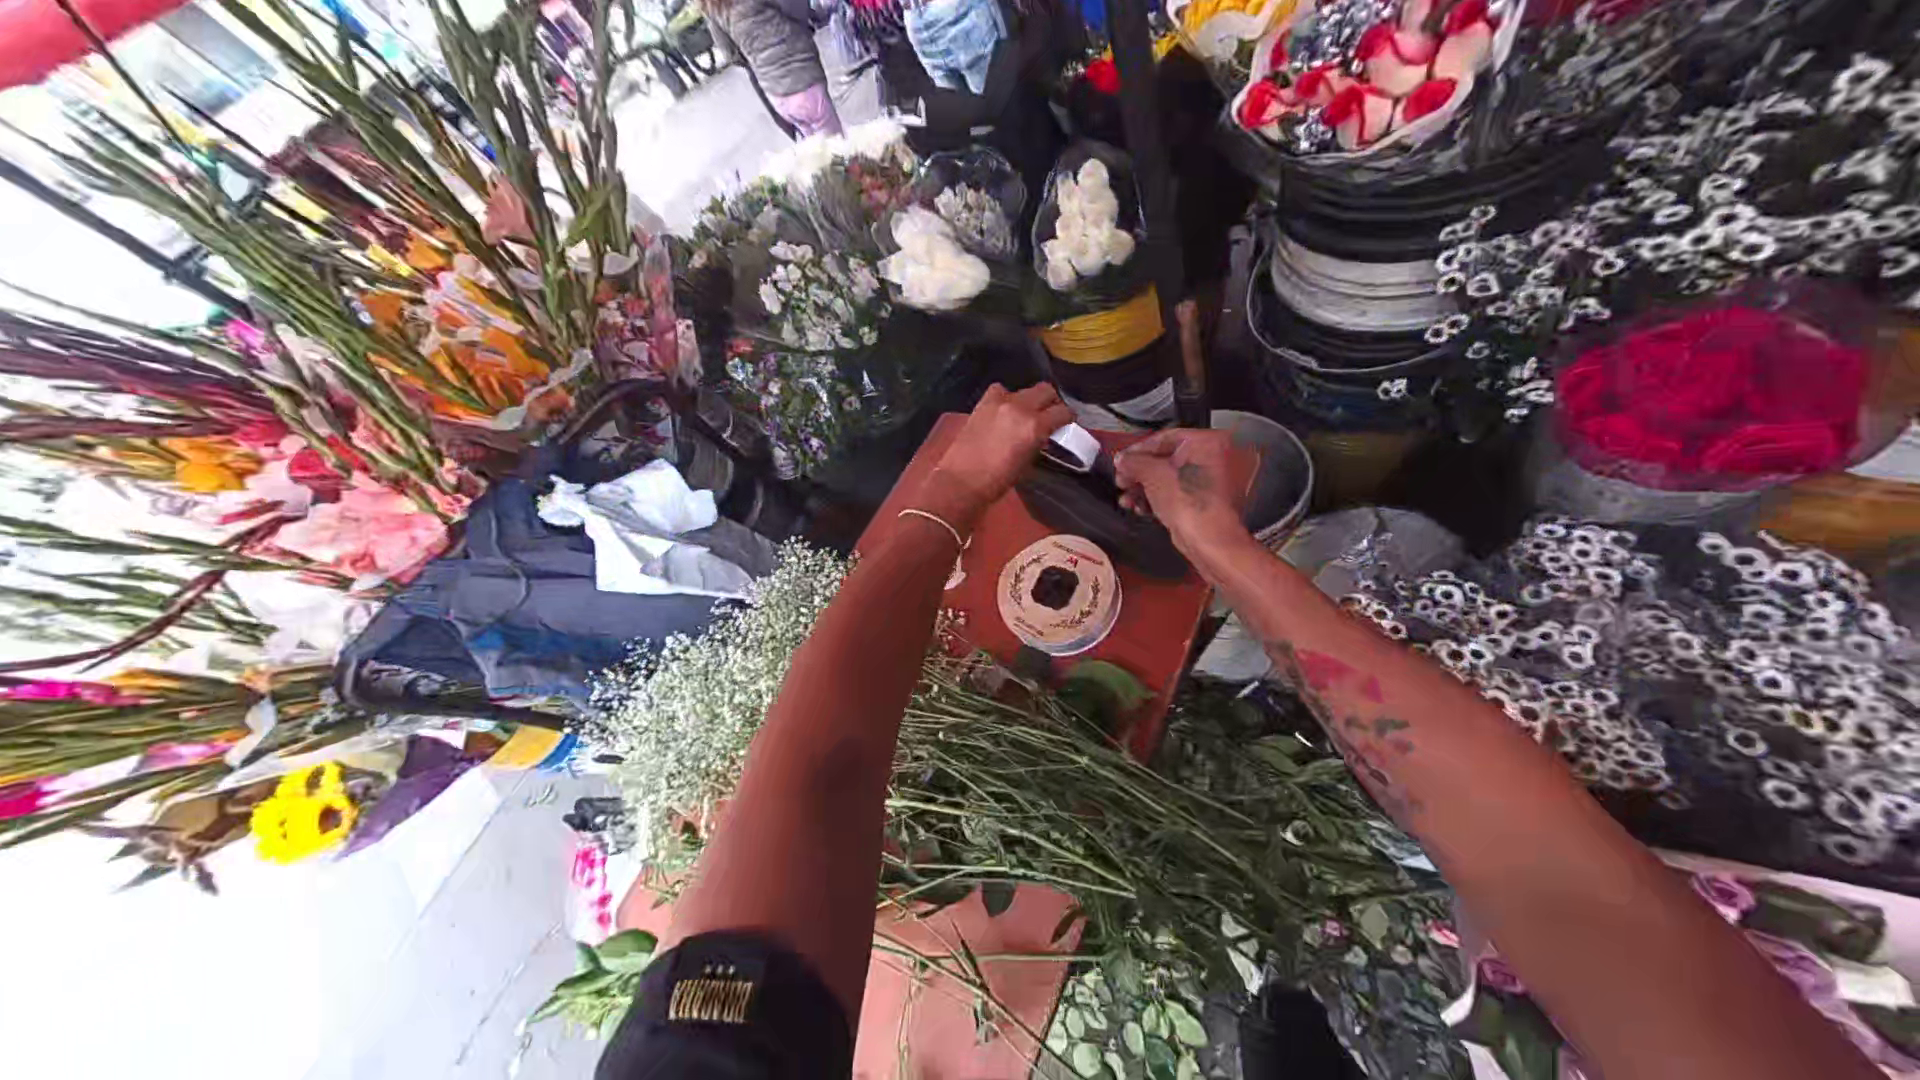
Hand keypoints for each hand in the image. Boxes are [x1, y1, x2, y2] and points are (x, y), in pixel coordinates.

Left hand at [924, 383, 1074, 520]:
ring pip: (1024, 390)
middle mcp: (1020, 408)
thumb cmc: (997, 481)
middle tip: (1049, 415)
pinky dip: (1006, 397)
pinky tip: (1004, 410)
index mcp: (1035, 426)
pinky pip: (1000, 391)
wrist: (961, 481)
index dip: (1067, 417)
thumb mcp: (1027, 463)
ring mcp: (1000, 403)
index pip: (1062, 411)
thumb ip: (1038, 443)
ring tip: (1026, 414)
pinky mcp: (982, 404)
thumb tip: (1043, 436)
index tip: (1066, 423)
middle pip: (1046, 391)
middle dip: (1051, 402)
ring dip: (1029, 400)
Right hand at [1113, 428, 1260, 560]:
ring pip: (1171, 478)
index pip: (1165, 438)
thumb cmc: (1188, 502)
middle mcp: (1217, 457)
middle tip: (1122, 481)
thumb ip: (1133, 461)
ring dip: (1144, 488)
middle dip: (1139, 473)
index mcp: (1209, 442)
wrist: (1209, 541)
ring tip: (1127, 500)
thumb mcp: (1152, 474)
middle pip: (1167, 459)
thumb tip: (1122, 459)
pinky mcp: (1208, 502)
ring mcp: (1215, 481)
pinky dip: (1159, 498)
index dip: (1138, 450)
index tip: (1121, 460)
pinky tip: (1140, 508)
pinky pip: (1179, 493)